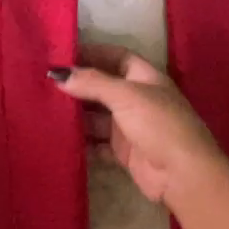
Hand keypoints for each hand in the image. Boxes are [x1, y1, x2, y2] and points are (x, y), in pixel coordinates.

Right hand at [52, 44, 228, 210]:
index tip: (62, 54)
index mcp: (145, 78)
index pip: (116, 57)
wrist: (183, 174)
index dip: (92, 53)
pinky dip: (81, 141)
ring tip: (46, 110)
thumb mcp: (125, 96)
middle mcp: (138, 99)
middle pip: (103, 87)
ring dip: (76, 115)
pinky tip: (60, 138)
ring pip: (97, 116)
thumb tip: (57, 73)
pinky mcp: (124, 152)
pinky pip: (97, 143)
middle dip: (78, 85)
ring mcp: (130, 127)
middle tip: (45, 83)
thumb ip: (92, 83)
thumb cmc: (158, 124)